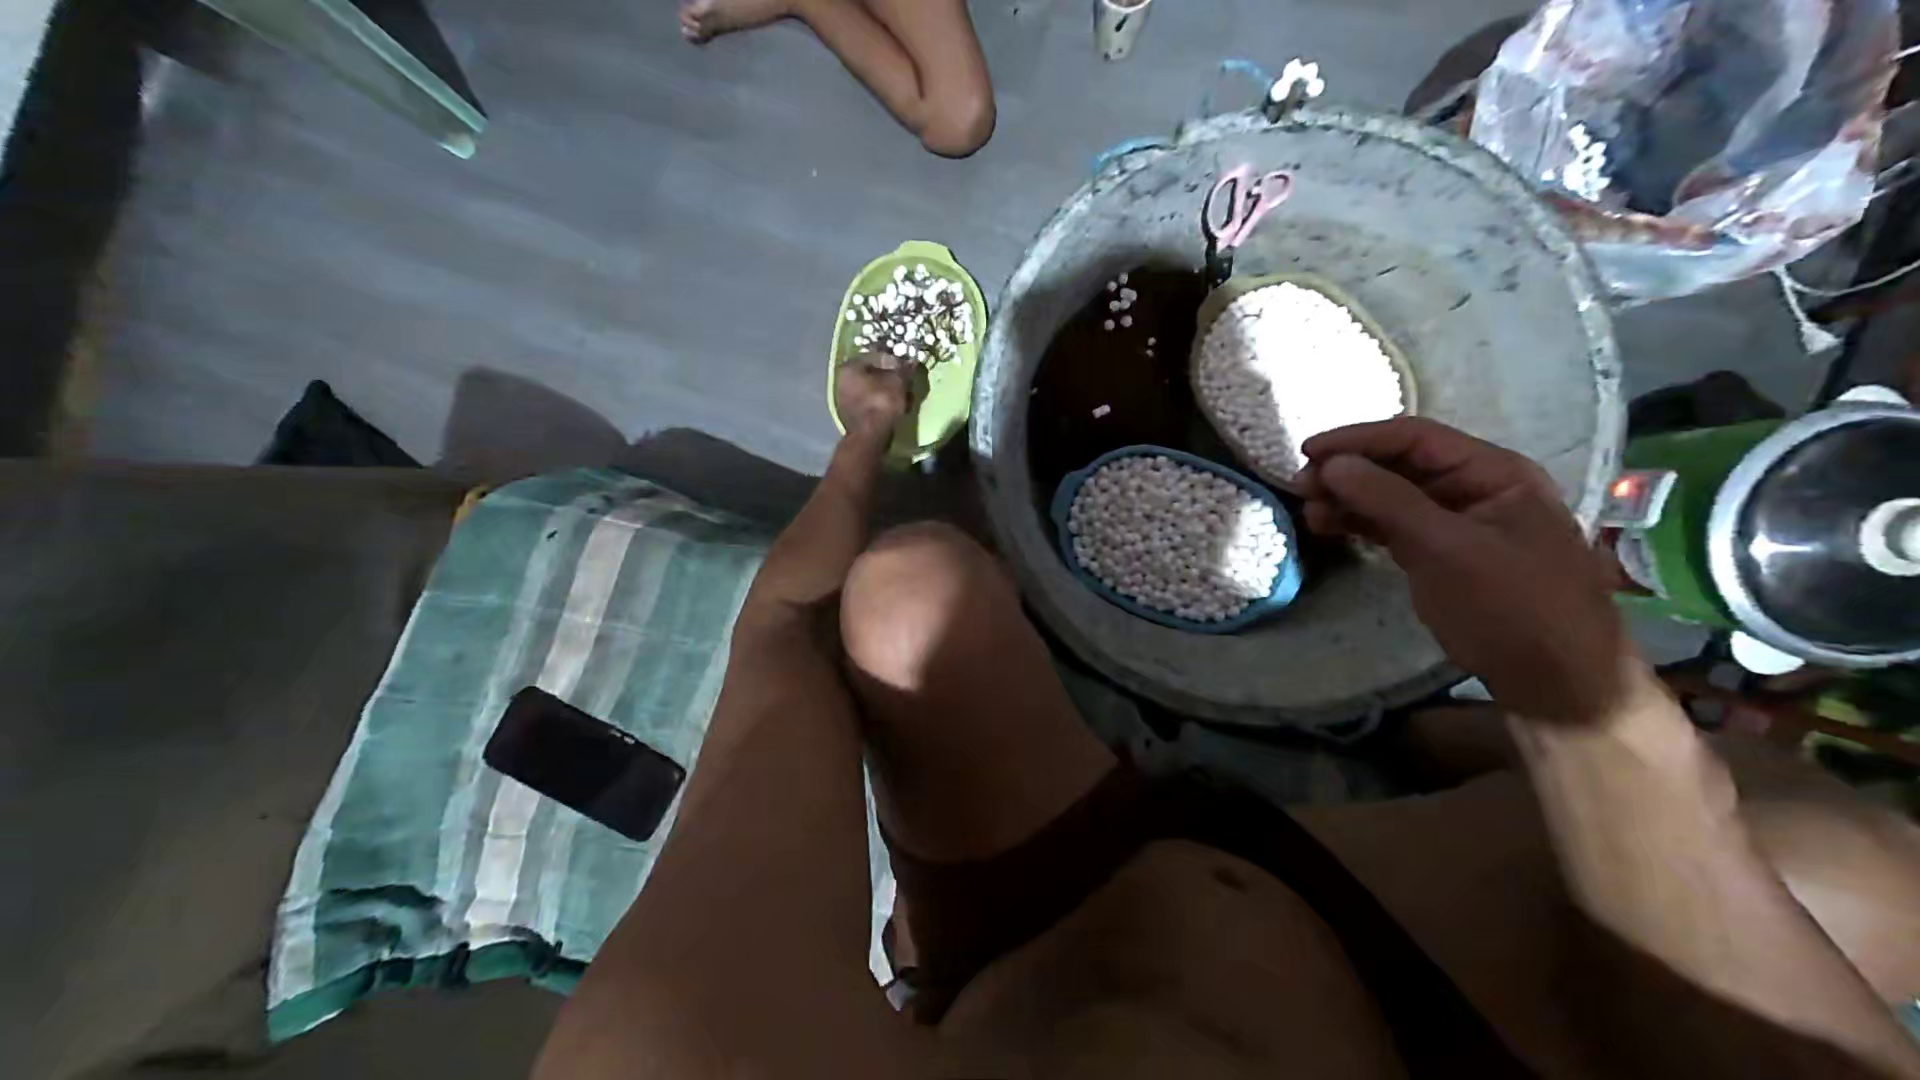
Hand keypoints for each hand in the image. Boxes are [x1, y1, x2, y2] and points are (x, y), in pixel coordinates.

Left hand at [835, 352, 911, 437]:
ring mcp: (844, 400)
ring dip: (888, 392)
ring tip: (904, 398)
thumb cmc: (882, 402)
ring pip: (872, 390)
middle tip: (906, 383)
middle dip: (890, 378)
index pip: (876, 356)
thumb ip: (904, 369)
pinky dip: (882, 405)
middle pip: (872, 374)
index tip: (906, 368)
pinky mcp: (851, 416)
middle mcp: (842, 380)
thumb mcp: (899, 381)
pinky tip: (895, 410)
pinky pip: (870, 404)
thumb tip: (910, 362)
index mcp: (850, 366)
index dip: (894, 360)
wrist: (871, 435)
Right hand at [1297, 417, 1631, 722]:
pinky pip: (1389, 524)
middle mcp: (1472, 488)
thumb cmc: (1511, 605)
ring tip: (1309, 512)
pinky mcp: (1436, 552)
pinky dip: (1357, 523)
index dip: (1358, 439)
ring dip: (1347, 498)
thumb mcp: (1447, 548)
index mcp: (1493, 473)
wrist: (1554, 679)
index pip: (1415, 437)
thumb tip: (1332, 464)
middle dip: (1347, 471)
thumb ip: (1388, 500)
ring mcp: (1453, 522)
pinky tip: (1329, 527)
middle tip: (1300, 487)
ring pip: (1388, 495)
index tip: (1307, 451)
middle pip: (1398, 464)